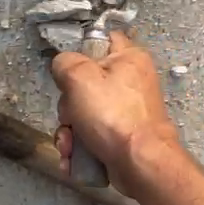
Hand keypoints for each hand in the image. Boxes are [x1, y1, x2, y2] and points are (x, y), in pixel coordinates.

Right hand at [49, 32, 182, 182]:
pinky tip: (73, 157)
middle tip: (71, 115)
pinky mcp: (122, 137)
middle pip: (85, 83)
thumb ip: (65, 62)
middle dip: (68, 105)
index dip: (80, 51)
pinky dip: (80, 147)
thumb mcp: (80, 77)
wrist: (140, 164)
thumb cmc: (113, 116)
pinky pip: (92, 135)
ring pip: (84, 112)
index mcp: (129, 58)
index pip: (100, 39)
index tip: (68, 70)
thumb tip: (63, 67)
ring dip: (69, 131)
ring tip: (70, 145)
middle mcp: (131, 82)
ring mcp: (127, 112)